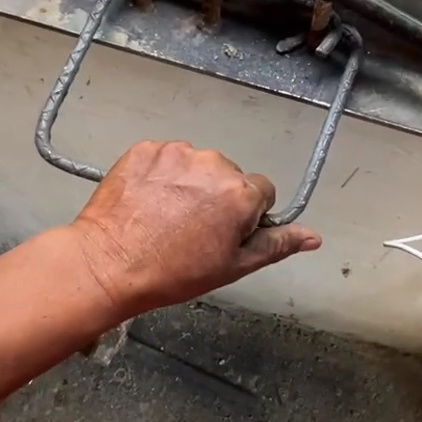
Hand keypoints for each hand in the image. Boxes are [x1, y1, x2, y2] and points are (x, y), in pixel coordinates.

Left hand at [65, 140, 321, 318]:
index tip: (221, 234)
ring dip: (189, 184)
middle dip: (217, 197)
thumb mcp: (232, 267)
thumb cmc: (173, 273)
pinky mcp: (146, 148)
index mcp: (241, 193)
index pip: (261, 192)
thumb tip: (314, 236)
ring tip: (165, 216)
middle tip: (191, 229)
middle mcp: (214, 163)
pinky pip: (165, 157)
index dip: (244, 216)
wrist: (107, 265)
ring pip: (197, 165)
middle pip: (229, 176)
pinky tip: (147, 201)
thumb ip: (276, 245)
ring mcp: (177, 152)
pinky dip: (160, 175)